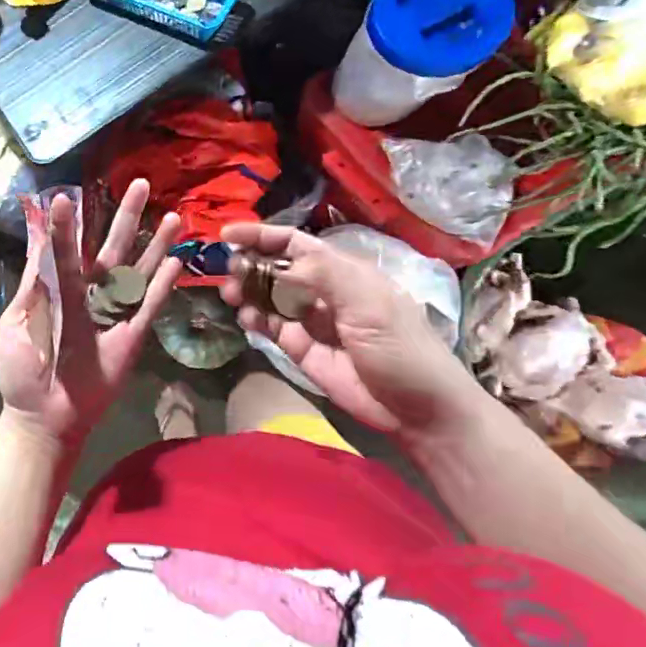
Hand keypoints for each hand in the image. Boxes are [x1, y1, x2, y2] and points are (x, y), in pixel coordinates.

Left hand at [0, 179, 182, 446]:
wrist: (43, 414)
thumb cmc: (22, 367)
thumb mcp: (18, 318)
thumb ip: (34, 279)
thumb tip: (38, 236)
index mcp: (60, 287)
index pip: (69, 246)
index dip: (72, 222)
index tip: (71, 194)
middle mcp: (91, 293)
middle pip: (113, 248)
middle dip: (127, 217)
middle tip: (142, 184)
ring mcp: (114, 313)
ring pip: (139, 270)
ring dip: (156, 244)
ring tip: (173, 216)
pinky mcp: (132, 336)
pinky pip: (150, 305)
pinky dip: (164, 284)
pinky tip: (179, 260)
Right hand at [218, 223, 486, 438]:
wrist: (418, 410)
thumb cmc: (401, 347)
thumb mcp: (367, 301)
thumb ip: (321, 275)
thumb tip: (274, 264)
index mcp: (343, 271)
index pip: (295, 243)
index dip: (261, 235)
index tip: (227, 236)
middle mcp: (322, 291)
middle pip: (275, 268)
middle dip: (248, 264)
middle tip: (228, 270)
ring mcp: (309, 320)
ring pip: (267, 296)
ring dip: (246, 291)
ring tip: (230, 294)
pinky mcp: (300, 349)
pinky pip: (269, 327)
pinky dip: (253, 320)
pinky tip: (246, 319)